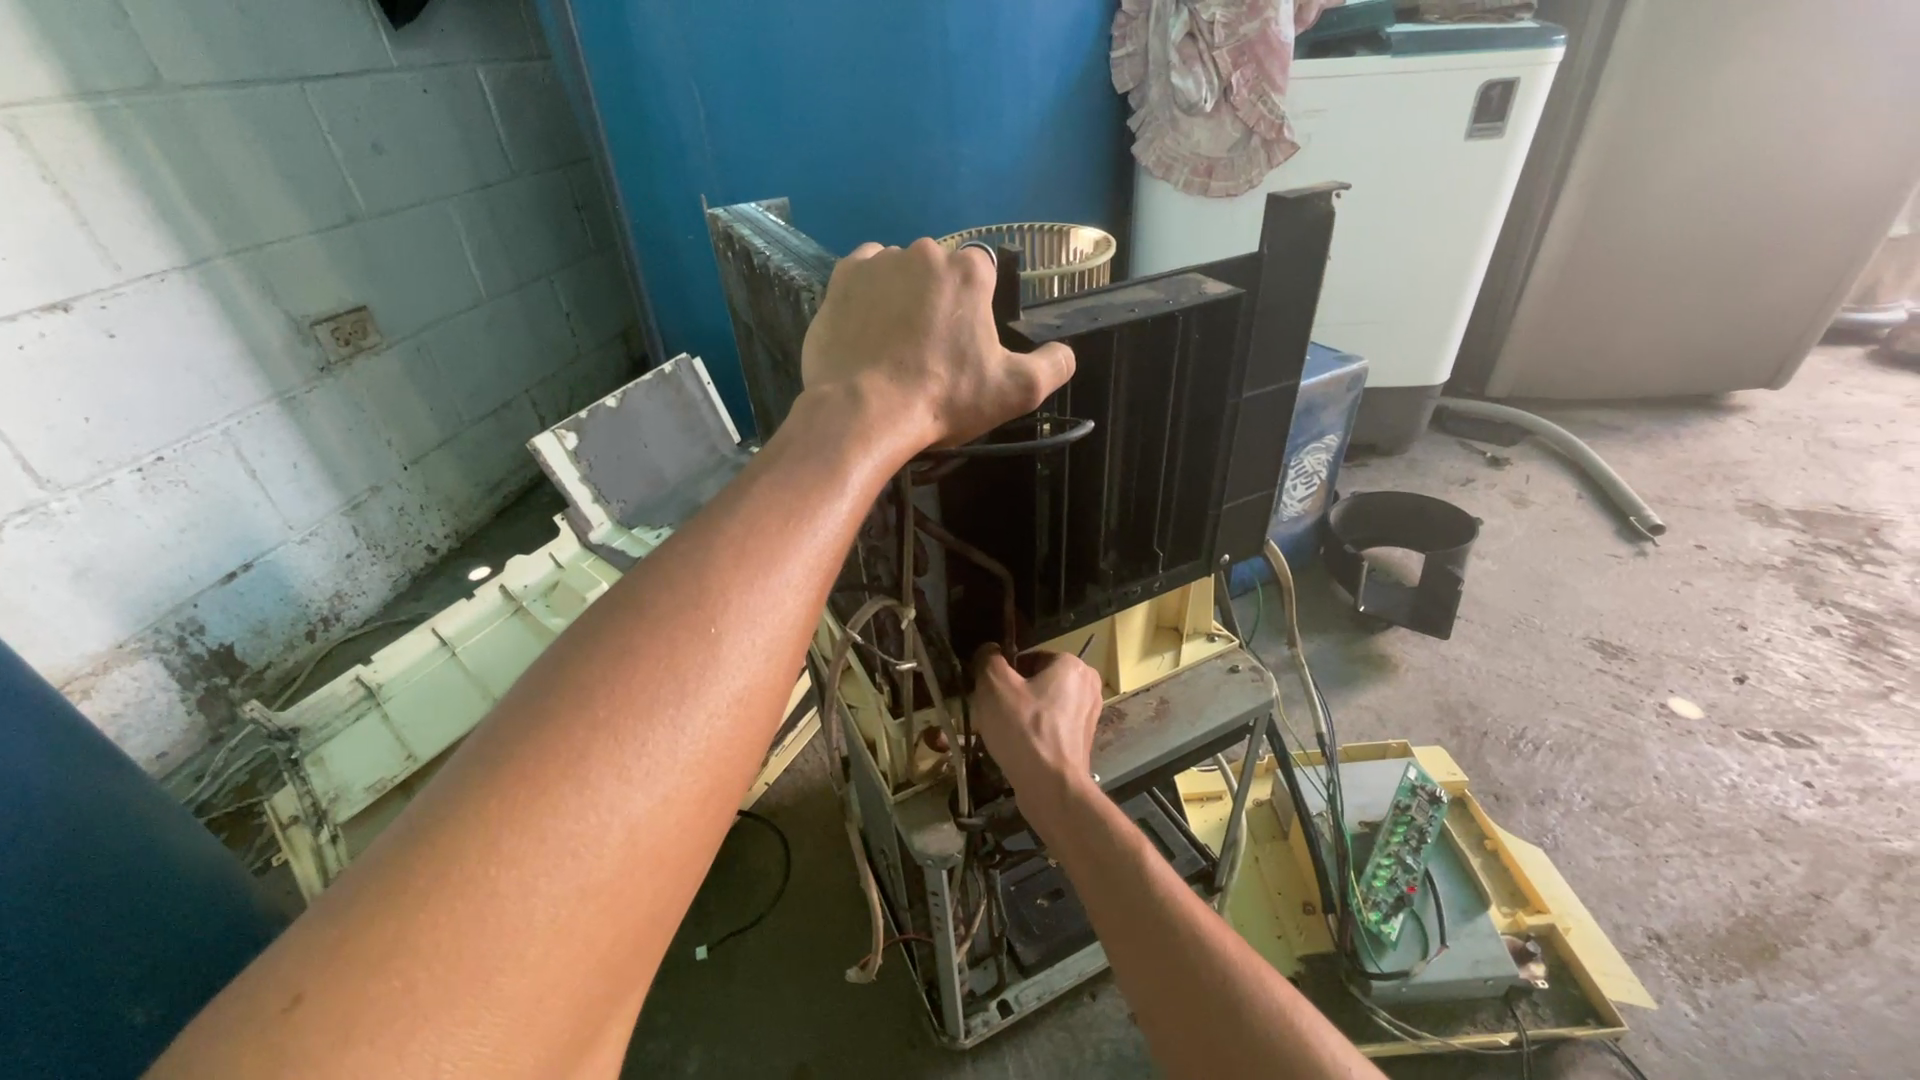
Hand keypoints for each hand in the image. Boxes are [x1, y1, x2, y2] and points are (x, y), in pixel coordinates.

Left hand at [800, 239, 1075, 452]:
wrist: (864, 411)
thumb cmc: (944, 398)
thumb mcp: (1016, 391)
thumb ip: (1054, 365)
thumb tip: (1065, 351)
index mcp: (970, 271)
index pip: (983, 274)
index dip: (977, 308)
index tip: (966, 342)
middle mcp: (925, 252)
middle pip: (940, 271)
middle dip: (939, 301)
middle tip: (931, 349)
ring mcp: (879, 262)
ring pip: (901, 271)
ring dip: (903, 296)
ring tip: (896, 343)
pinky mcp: (841, 278)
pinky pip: (863, 274)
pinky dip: (868, 293)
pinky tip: (869, 326)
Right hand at [970, 647, 1104, 813]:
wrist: (1052, 788)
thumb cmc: (1024, 730)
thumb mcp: (994, 686)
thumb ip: (988, 659)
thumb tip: (989, 650)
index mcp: (1072, 664)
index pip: (1027, 658)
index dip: (1003, 674)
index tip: (990, 694)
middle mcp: (1087, 685)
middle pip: (1035, 682)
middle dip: (1011, 697)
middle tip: (993, 715)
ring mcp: (1088, 715)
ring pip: (1041, 706)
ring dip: (1019, 716)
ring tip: (1002, 734)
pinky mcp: (1082, 741)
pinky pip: (1049, 728)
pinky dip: (1033, 734)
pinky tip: (1018, 749)